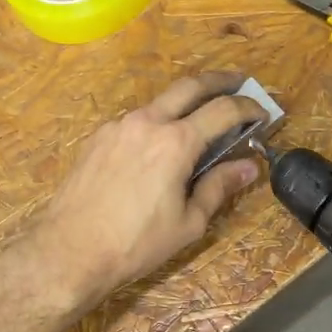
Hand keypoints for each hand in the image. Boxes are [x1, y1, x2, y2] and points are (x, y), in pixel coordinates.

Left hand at [30, 73, 265, 304]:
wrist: (69, 250)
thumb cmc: (135, 244)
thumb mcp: (188, 223)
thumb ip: (219, 188)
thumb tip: (249, 166)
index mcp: (175, 143)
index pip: (222, 110)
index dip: (248, 107)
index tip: (263, 111)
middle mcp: (147, 123)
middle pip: (190, 86)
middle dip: (219, 81)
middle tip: (238, 82)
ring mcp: (118, 126)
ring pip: (159, 103)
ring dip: (183, 104)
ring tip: (199, 119)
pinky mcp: (97, 137)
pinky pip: (134, 122)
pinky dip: (155, 124)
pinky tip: (157, 147)